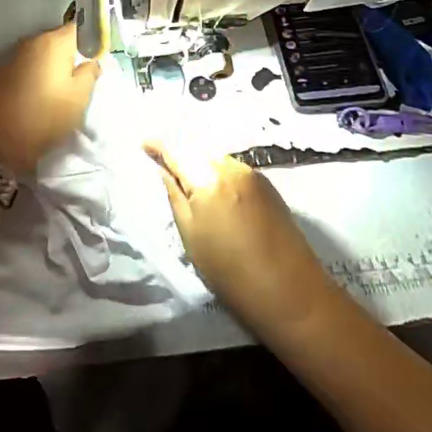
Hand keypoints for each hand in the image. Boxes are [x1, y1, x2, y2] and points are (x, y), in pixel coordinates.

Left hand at [0, 23, 100, 174]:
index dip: (91, 39)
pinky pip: (26, 65)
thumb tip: (92, 60)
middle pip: (58, 39)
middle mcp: (30, 40)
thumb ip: (90, 72)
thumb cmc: (45, 117)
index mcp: (52, 42)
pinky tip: (39, 93)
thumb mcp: (80, 98)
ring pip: (41, 53)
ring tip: (60, 87)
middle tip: (81, 77)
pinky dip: (36, 73)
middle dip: (71, 53)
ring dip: (52, 65)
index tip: (97, 57)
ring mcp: (11, 55)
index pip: (79, 27)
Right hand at [146, 143, 338, 339]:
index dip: (160, 147)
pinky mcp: (270, 186)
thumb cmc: (228, 268)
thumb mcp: (190, 234)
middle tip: (167, 169)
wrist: (286, 288)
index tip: (145, 144)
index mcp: (208, 179)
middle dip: (184, 157)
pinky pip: (236, 171)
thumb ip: (175, 196)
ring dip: (204, 167)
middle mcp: (233, 168)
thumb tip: (164, 170)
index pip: (179, 153)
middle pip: (201, 153)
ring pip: (219, 161)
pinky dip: (222, 176)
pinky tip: (218, 194)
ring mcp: (255, 175)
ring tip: (192, 184)